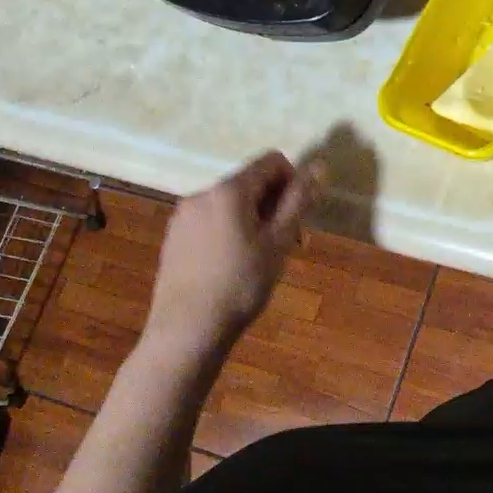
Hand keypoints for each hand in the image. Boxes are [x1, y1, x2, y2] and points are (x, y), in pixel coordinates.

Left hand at [142, 152, 308, 360]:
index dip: (293, 181)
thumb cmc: (241, 284)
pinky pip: (212, 219)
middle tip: (285, 241)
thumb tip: (318, 165)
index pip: (271, 161)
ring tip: (260, 256)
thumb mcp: (279, 241)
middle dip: (274, 203)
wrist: (186, 331)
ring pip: (232, 202)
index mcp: (228, 190)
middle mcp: (202, 194)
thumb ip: (299, 200)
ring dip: (254, 218)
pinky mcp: (174, 236)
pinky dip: (231, 229)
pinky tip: (233, 263)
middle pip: (251, 181)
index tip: (296, 216)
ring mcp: (183, 216)